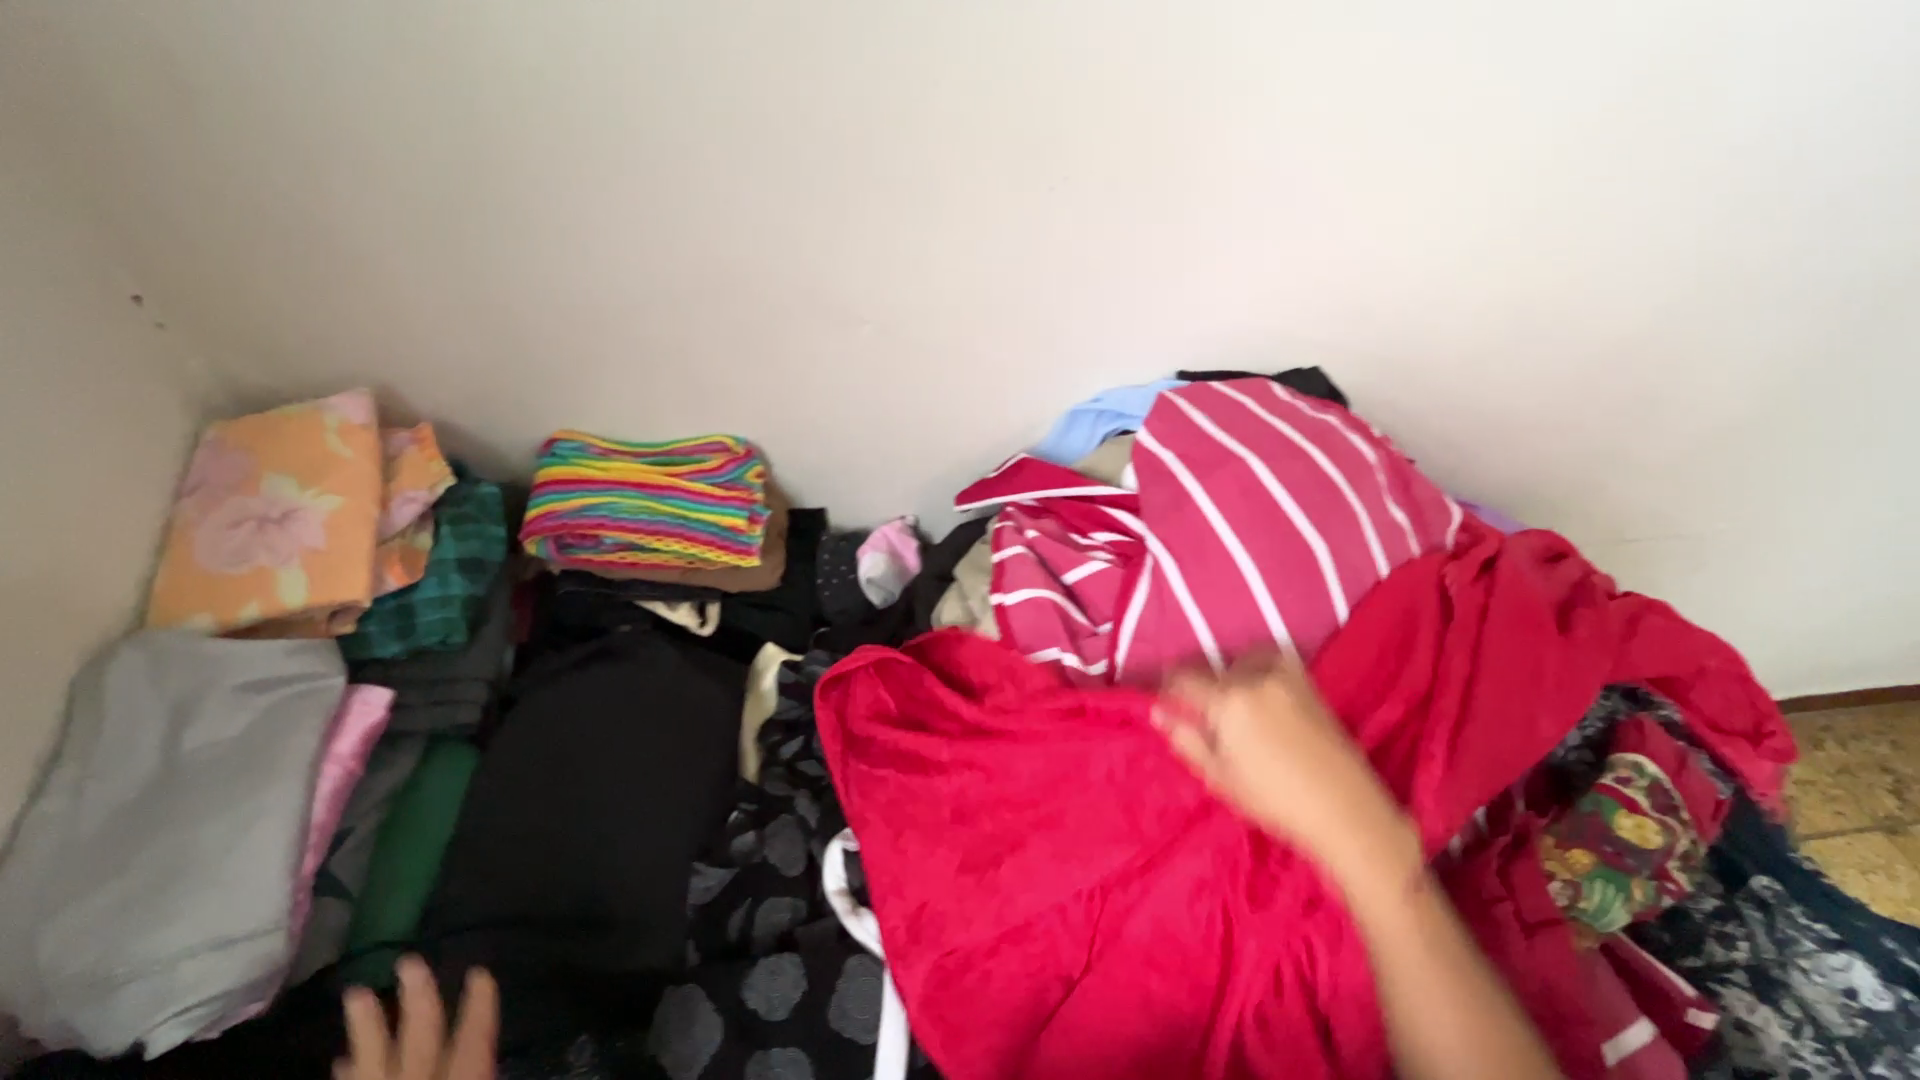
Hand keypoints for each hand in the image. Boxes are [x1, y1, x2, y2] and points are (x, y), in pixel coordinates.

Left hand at [337, 956, 497, 1079]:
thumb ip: (487, 1069)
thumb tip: (508, 1058)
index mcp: (460, 1079)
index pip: (473, 1039)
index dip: (479, 1006)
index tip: (480, 971)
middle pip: (420, 1039)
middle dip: (417, 1000)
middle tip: (408, 960)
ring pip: (374, 1058)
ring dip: (366, 1027)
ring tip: (356, 992)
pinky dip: (349, 1071)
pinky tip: (342, 1059)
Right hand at [1154, 652, 1420, 890]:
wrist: (1345, 810)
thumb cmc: (1273, 801)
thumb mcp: (1218, 777)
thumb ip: (1186, 739)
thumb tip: (1159, 712)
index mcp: (1228, 701)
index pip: (1183, 678)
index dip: (1167, 688)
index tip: (1165, 704)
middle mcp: (1255, 678)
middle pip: (1213, 668)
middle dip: (1200, 685)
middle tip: (1199, 714)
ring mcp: (1286, 678)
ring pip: (1243, 660)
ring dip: (1231, 674)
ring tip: (1231, 704)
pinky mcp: (1309, 685)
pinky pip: (1272, 663)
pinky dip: (1259, 671)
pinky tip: (1260, 698)